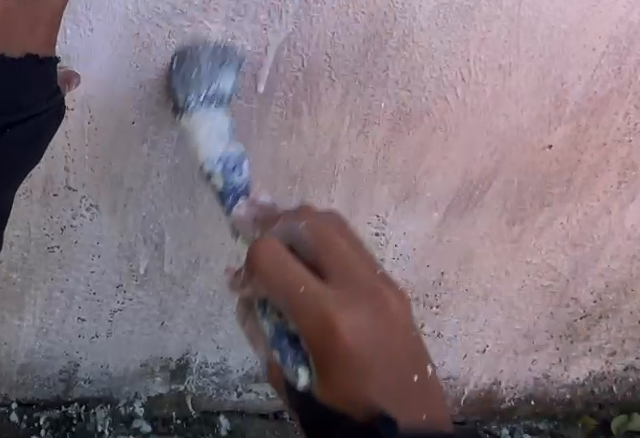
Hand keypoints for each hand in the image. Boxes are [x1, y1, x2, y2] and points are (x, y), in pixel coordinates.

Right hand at [235, 206, 446, 428]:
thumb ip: (263, 326)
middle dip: (273, 225)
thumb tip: (245, 285)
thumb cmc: (343, 419)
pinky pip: (353, 244)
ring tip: (282, 245)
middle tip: (255, 237)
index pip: (270, 254)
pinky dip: (324, 242)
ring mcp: (383, 284)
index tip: (243, 283)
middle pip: (306, 220)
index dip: (248, 262)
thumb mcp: (289, 379)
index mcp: (330, 319)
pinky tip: (311, 264)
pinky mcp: (395, 287)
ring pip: (332, 222)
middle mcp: (359, 289)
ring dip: (300, 227)